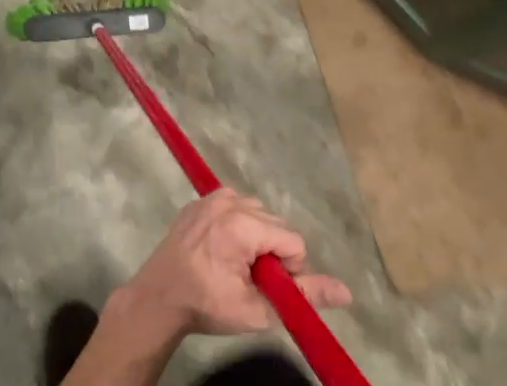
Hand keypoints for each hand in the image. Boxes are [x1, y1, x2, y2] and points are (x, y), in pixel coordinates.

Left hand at [112, 188, 351, 337]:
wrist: (159, 297)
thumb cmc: (207, 305)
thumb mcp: (259, 309)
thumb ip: (304, 296)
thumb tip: (347, 292)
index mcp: (240, 224)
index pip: (292, 240)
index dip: (289, 269)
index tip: (267, 286)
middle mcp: (226, 201)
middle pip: (275, 223)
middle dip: (273, 252)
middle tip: (251, 278)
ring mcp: (209, 198)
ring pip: (257, 213)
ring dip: (257, 237)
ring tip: (236, 265)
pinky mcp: (197, 202)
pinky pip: (234, 207)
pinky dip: (238, 225)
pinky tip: (222, 249)